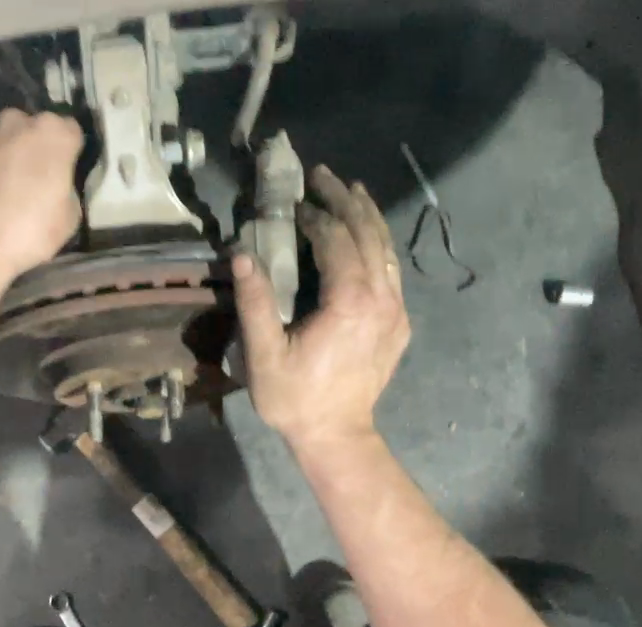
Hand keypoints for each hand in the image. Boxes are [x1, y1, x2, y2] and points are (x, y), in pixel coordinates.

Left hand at [0, 108, 82, 288]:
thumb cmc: (32, 230)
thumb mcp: (71, 217)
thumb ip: (68, 190)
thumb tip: (58, 187)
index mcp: (54, 132)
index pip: (72, 132)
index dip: (72, 153)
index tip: (70, 172)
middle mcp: (19, 123)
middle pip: (37, 130)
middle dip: (41, 149)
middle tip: (42, 180)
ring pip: (10, 141)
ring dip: (15, 158)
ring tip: (15, 191)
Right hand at [233, 165, 411, 449]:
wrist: (336, 435)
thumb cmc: (295, 398)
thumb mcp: (264, 355)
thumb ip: (255, 303)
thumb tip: (241, 255)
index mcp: (348, 301)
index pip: (335, 239)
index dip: (314, 216)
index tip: (293, 204)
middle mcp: (379, 297)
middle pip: (366, 232)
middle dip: (344, 200)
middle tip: (323, 175)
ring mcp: (395, 309)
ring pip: (386, 247)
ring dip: (367, 215)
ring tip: (350, 190)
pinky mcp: (399, 323)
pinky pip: (392, 271)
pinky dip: (378, 244)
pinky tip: (367, 236)